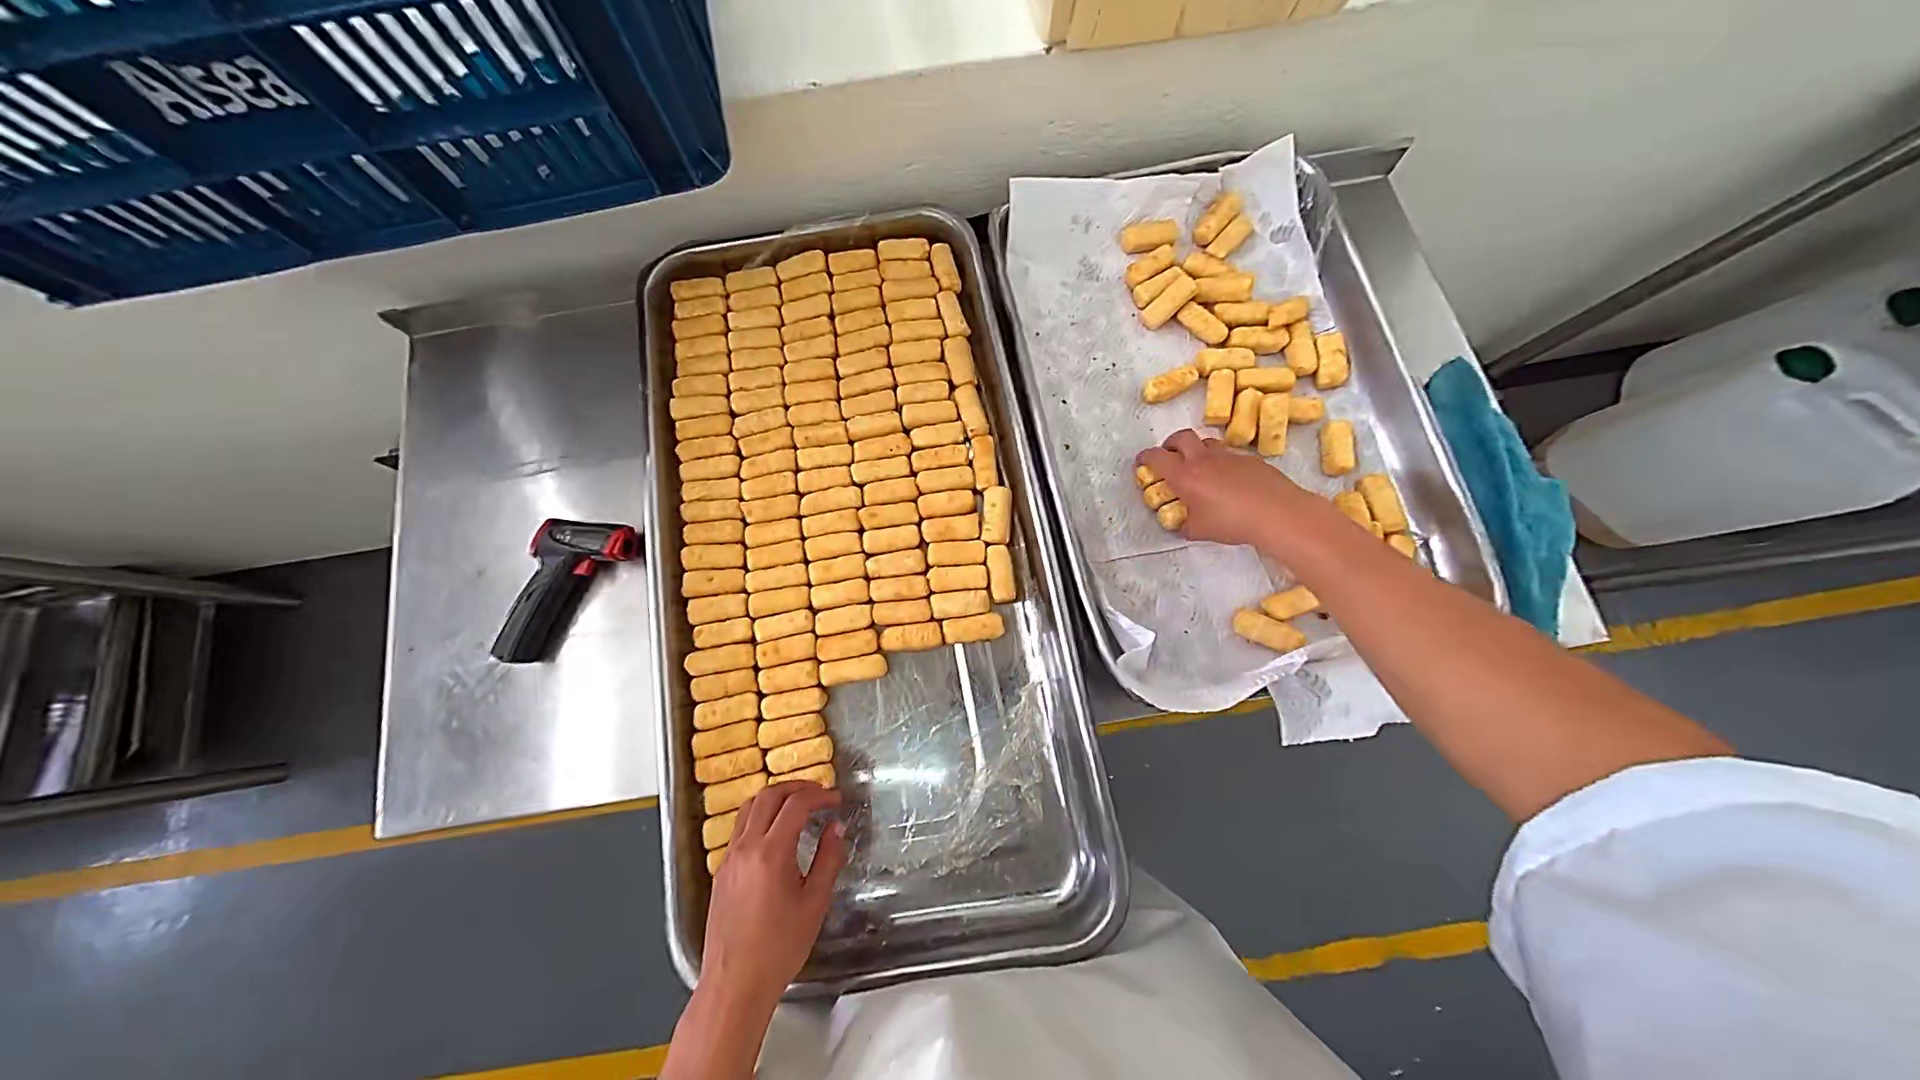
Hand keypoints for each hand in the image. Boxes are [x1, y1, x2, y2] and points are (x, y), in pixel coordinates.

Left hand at [701, 782, 848, 1008]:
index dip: (819, 795)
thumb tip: (836, 829)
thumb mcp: (815, 903)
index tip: (835, 800)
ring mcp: (728, 860)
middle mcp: (745, 849)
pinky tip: (776, 834)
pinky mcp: (720, 872)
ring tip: (797, 805)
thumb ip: (828, 859)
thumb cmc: (778, 949)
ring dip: (774, 798)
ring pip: (748, 808)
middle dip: (796, 788)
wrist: (735, 985)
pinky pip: (739, 829)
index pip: (795, 805)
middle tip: (818, 794)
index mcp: (770, 854)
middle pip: (768, 796)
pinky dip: (759, 817)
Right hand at [1137, 429, 1313, 548]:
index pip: (1157, 458)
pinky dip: (1219, 460)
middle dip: (1170, 444)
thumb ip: (1185, 524)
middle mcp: (1203, 459)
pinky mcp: (1249, 459)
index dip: (1145, 458)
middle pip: (1181, 437)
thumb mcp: (1199, 531)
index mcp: (1185, 475)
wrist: (1277, 513)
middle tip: (1169, 456)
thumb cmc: (1233, 523)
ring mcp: (1228, 456)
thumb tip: (1180, 524)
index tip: (1141, 462)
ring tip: (1198, 465)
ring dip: (1196, 449)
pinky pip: (1227, 453)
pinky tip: (1226, 479)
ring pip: (1206, 441)